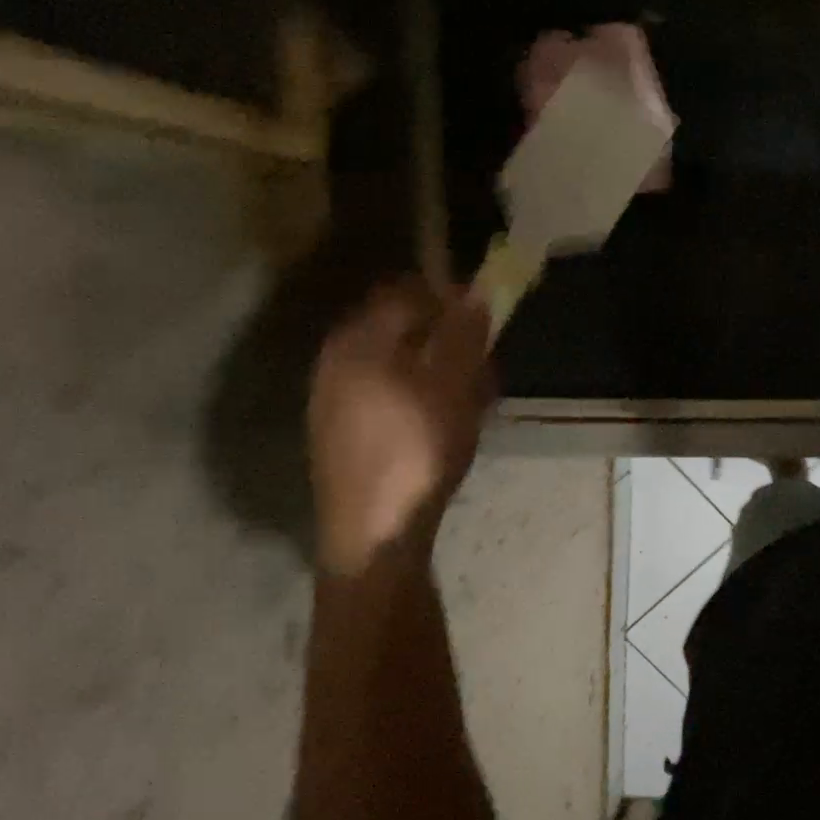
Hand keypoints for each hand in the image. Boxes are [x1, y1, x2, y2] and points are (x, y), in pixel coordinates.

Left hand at [307, 278, 493, 575]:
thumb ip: (463, 335)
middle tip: (485, 365)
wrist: (375, 530)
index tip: (485, 317)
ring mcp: (334, 394)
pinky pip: (388, 389)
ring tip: (474, 399)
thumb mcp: (455, 386)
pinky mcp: (342, 427)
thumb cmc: (419, 449)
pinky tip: (446, 423)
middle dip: (448, 336)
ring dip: (440, 368)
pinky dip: (421, 393)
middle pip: (400, 325)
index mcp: (360, 340)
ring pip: (398, 360)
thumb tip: (473, 291)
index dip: (448, 295)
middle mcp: (337, 358)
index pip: (404, 289)